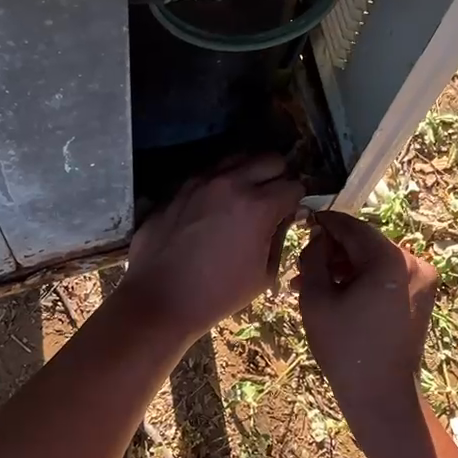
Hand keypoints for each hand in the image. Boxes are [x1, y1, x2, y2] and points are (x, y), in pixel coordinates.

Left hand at [117, 155, 304, 341]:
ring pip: (237, 158)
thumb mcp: (263, 274)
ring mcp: (199, 182)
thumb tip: (286, 217)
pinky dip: (219, 182)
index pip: (294, 186)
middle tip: (273, 198)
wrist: (160, 300)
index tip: (291, 212)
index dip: (297, 201)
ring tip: (245, 195)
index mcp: (258, 206)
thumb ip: (279, 237)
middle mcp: (230, 184)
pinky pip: (207, 173)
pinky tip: (215, 205)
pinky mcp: (177, 188)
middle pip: (270, 159)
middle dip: (278, 176)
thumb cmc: (217, 295)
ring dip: (248, 172)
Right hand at [294, 211, 437, 426]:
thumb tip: (318, 235)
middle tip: (301, 270)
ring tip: (311, 286)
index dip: (325, 224)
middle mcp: (414, 262)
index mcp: (390, 259)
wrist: (381, 394)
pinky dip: (362, 281)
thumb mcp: (316, 298)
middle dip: (332, 253)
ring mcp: (423, 280)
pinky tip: (336, 295)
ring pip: (374, 260)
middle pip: (364, 243)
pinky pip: (386, 277)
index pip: (352, 227)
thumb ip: (314, 258)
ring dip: (344, 268)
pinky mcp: (423, 296)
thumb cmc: (344, 348)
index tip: (303, 224)